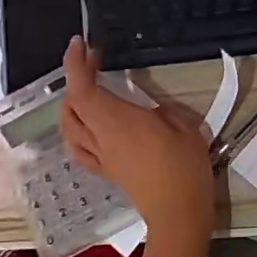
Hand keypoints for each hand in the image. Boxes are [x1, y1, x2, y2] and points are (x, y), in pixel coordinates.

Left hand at [58, 37, 214, 230]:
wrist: (178, 212)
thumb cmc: (184, 167)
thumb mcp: (185, 127)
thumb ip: (165, 111)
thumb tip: (153, 111)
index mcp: (118, 120)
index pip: (83, 88)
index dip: (75, 64)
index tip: (81, 44)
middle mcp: (101, 136)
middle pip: (73, 104)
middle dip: (77, 79)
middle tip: (93, 63)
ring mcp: (101, 156)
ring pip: (70, 126)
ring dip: (72, 104)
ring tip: (88, 92)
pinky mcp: (107, 172)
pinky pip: (79, 148)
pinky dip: (75, 132)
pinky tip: (87, 128)